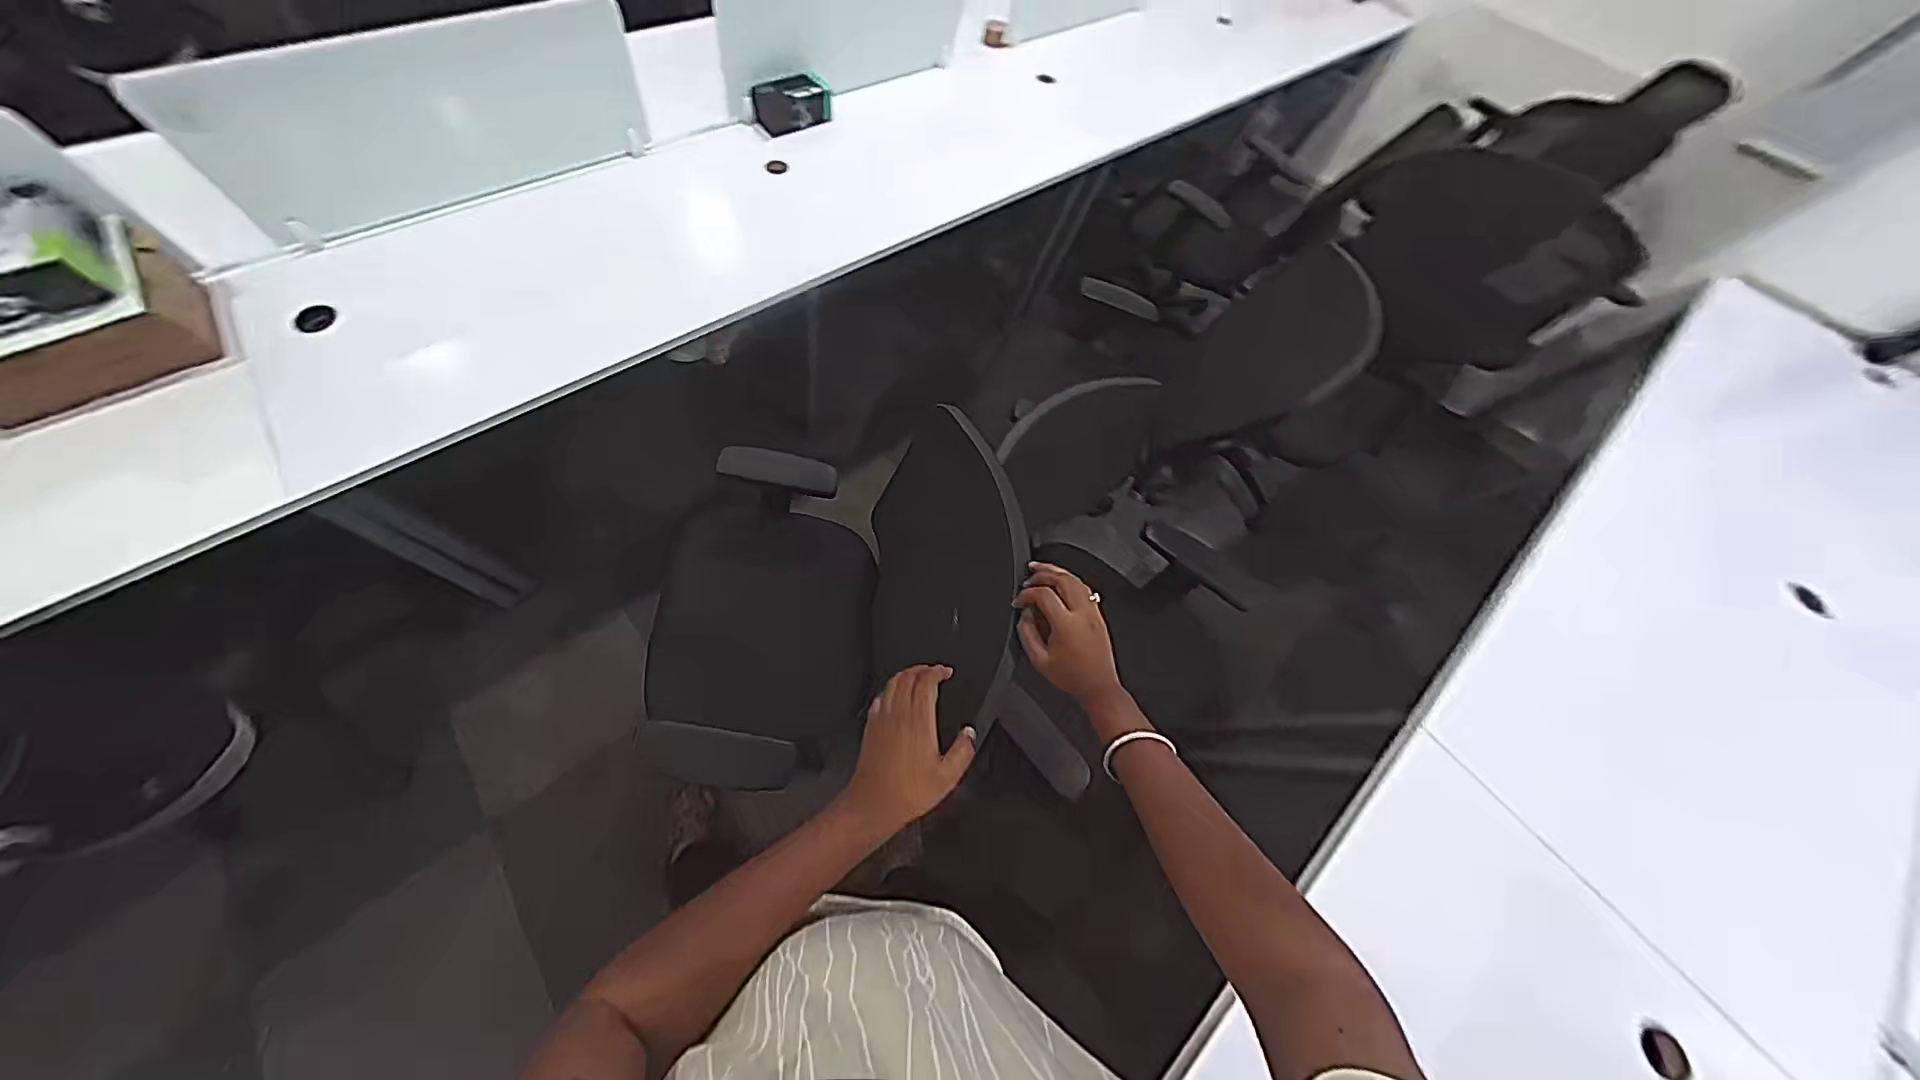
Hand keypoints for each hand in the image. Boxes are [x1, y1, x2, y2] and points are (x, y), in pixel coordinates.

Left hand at [838, 665, 976, 830]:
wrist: (873, 804)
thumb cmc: (907, 792)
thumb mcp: (947, 777)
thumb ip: (963, 751)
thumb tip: (969, 734)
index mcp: (919, 721)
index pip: (926, 682)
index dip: (937, 671)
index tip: (945, 671)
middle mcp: (898, 715)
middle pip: (907, 677)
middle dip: (922, 668)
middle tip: (933, 670)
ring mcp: (882, 719)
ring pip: (891, 683)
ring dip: (905, 675)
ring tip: (916, 676)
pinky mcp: (870, 728)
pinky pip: (879, 698)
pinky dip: (889, 690)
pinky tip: (893, 697)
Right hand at [1014, 563, 1126, 708]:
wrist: (1099, 686)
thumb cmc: (1073, 677)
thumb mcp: (1039, 660)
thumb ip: (1027, 634)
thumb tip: (1024, 616)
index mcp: (1067, 624)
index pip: (1043, 594)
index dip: (1027, 594)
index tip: (1019, 601)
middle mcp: (1082, 614)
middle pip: (1062, 579)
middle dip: (1042, 573)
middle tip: (1029, 575)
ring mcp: (1093, 613)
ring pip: (1076, 580)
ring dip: (1057, 572)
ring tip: (1043, 570)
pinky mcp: (1098, 616)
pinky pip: (1085, 589)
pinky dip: (1070, 580)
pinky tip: (1061, 582)